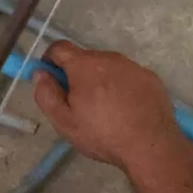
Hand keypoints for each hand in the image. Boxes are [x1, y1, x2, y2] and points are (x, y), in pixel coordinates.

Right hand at [32, 41, 192, 183]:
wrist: (151, 145)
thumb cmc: (102, 133)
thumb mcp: (64, 121)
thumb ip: (47, 94)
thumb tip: (40, 73)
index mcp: (85, 64)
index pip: (59, 48)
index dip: (50, 60)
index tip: (51, 79)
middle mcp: (110, 58)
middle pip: (85, 59)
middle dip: (77, 75)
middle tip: (78, 104)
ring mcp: (133, 66)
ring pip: (108, 68)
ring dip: (100, 81)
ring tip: (105, 111)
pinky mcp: (150, 77)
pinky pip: (128, 77)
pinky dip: (122, 87)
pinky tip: (126, 110)